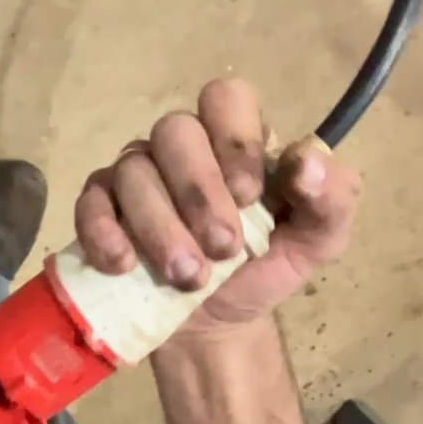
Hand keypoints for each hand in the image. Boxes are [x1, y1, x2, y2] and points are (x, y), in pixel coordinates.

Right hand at [73, 77, 359, 340]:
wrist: (214, 324)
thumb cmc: (262, 270)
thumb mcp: (317, 242)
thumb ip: (333, 198)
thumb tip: (308, 160)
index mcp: (234, 140)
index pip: (226, 99)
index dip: (235, 140)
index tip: (250, 198)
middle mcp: (179, 146)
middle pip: (174, 130)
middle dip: (198, 192)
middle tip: (222, 249)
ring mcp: (133, 174)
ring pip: (133, 170)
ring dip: (160, 226)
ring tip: (187, 277)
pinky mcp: (97, 207)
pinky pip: (89, 201)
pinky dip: (103, 231)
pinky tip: (125, 264)